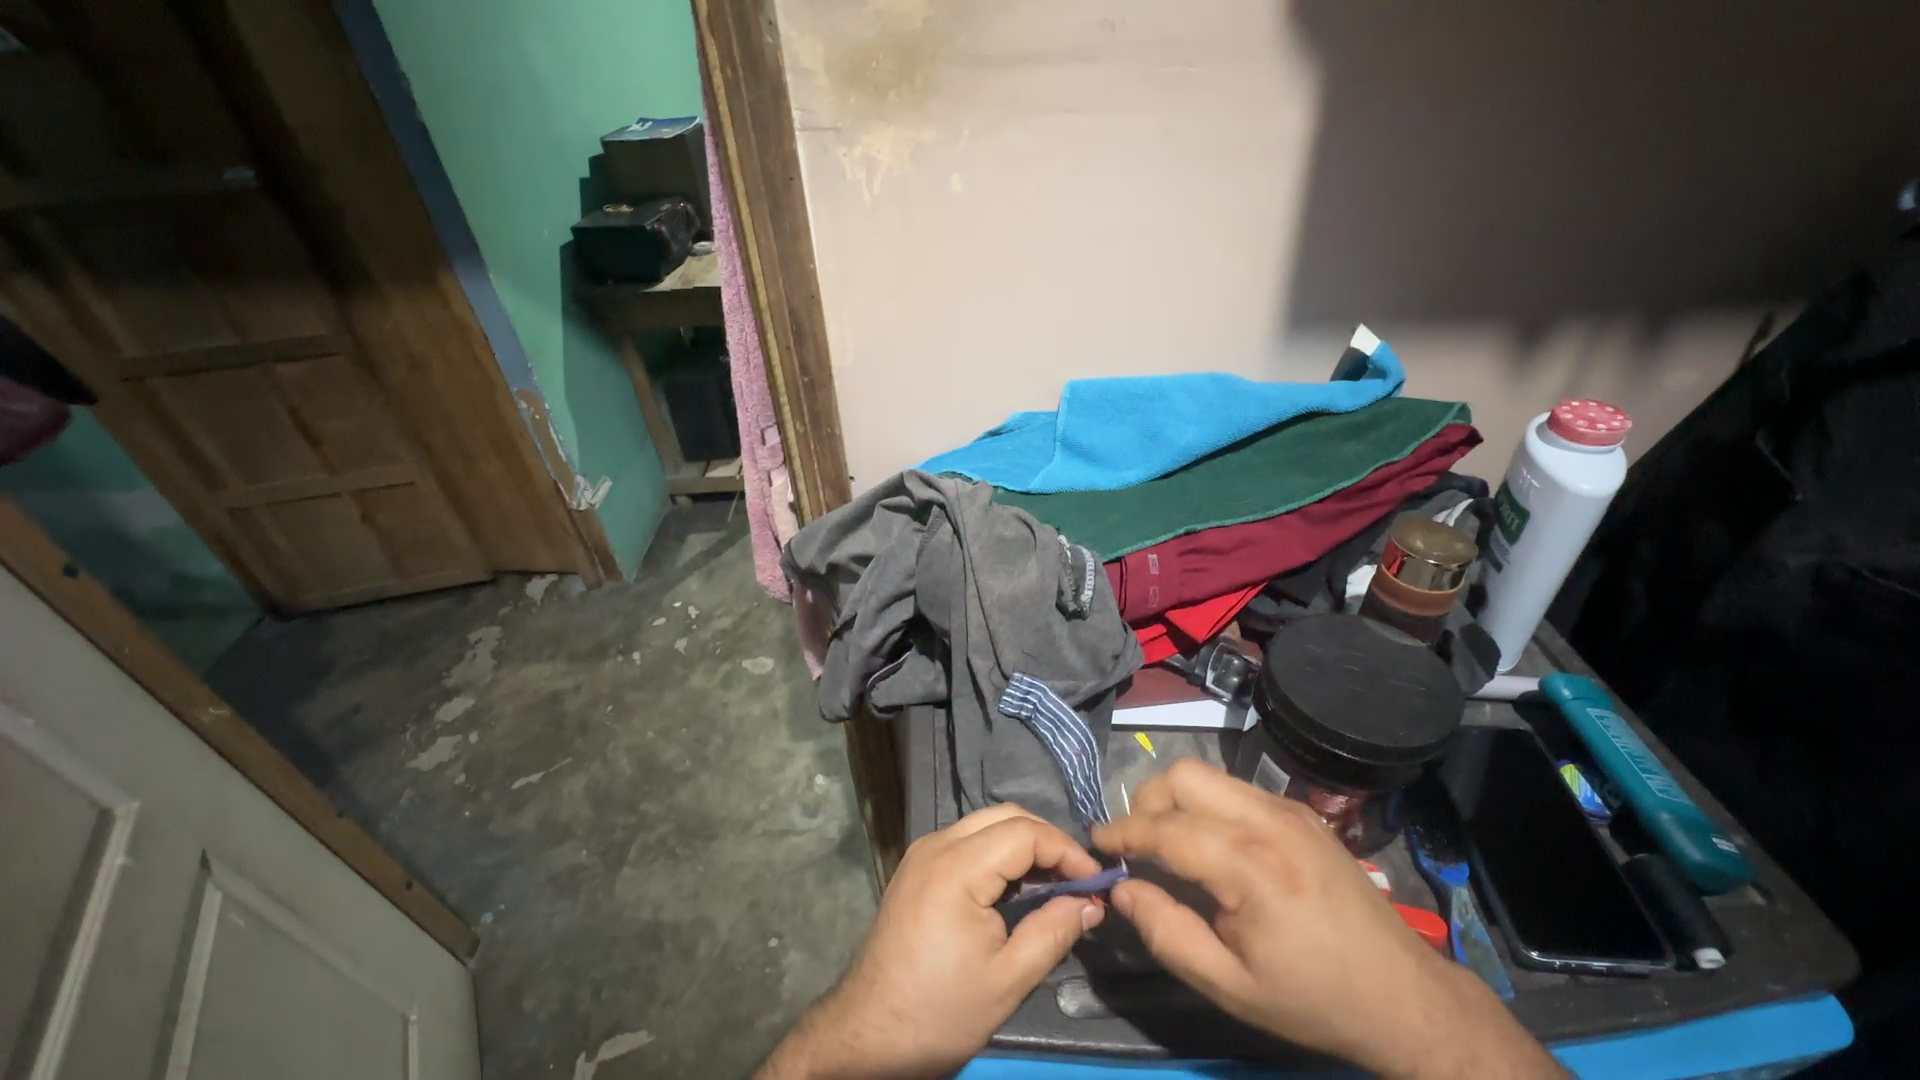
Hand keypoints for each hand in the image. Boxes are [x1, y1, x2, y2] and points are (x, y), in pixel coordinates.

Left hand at [758, 804, 1106, 1079]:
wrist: (868, 1035)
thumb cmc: (939, 1011)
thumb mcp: (1008, 979)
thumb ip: (1053, 931)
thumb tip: (1091, 904)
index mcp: (956, 867)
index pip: (1025, 832)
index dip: (1066, 851)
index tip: (1096, 882)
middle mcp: (935, 846)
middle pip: (1004, 817)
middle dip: (1047, 841)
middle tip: (1078, 878)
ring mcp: (921, 855)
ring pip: (984, 826)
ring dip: (1022, 845)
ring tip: (1055, 883)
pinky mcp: (915, 870)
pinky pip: (966, 843)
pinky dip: (998, 854)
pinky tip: (1018, 888)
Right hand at [1094, 760, 1561, 1079]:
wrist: (1403, 996)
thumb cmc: (1313, 998)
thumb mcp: (1229, 985)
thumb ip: (1166, 933)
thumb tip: (1122, 890)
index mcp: (1251, 866)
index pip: (1166, 828)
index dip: (1123, 834)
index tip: (1096, 845)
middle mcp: (1270, 822)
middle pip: (1185, 776)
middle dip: (1147, 803)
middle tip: (1135, 846)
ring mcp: (1290, 811)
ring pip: (1210, 775)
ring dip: (1176, 800)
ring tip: (1166, 844)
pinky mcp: (1303, 814)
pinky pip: (1236, 789)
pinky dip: (1207, 804)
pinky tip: (1209, 846)